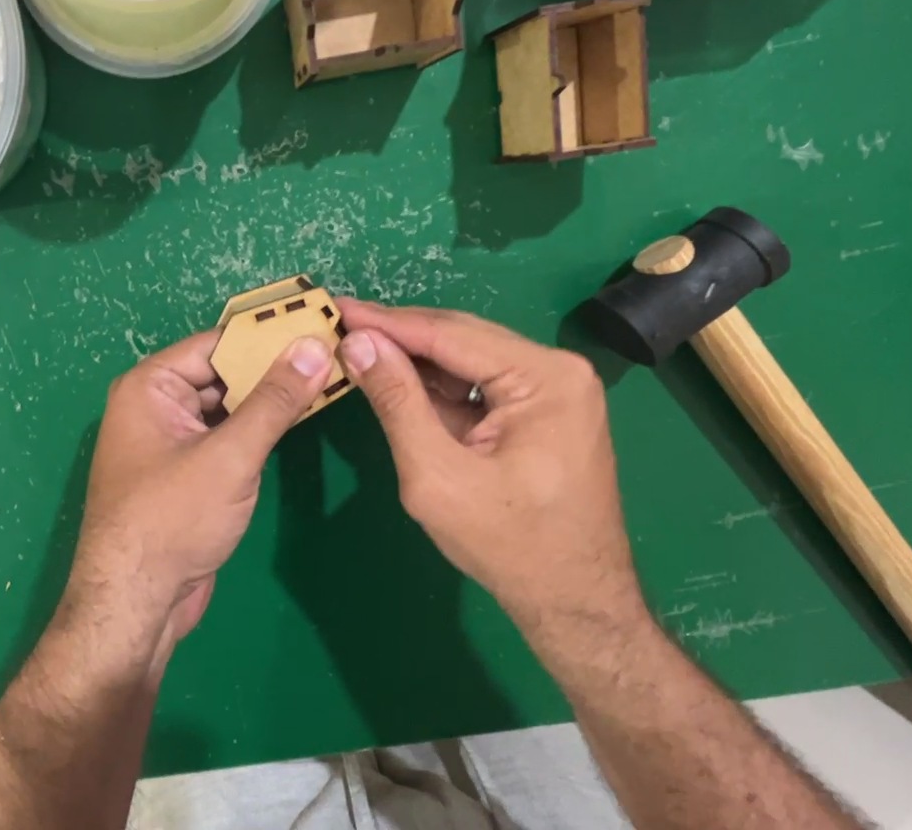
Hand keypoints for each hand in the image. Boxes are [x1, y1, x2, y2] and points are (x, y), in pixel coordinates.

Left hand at [71, 328, 333, 666]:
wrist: (137, 603)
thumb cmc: (172, 519)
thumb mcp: (230, 456)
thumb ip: (274, 401)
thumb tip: (313, 346)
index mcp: (149, 386)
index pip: (215, 344)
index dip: (265, 336)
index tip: (317, 326)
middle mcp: (155, 405)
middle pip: (221, 373)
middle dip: (271, 368)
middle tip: (331, 354)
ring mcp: (170, 440)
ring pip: (226, 406)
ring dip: (267, 400)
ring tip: (326, 380)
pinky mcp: (186, 472)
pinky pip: (225, 436)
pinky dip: (257, 430)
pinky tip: (296, 421)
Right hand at [334, 300, 647, 641]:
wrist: (574, 602)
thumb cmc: (508, 545)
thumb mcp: (437, 475)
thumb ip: (396, 402)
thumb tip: (358, 343)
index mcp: (544, 378)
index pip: (450, 334)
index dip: (387, 322)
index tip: (337, 308)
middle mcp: (557, 369)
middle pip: (462, 337)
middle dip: (400, 333)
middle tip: (342, 324)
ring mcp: (555, 389)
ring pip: (468, 358)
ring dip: (415, 357)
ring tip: (361, 347)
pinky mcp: (545, 410)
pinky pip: (480, 383)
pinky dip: (438, 384)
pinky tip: (399, 378)